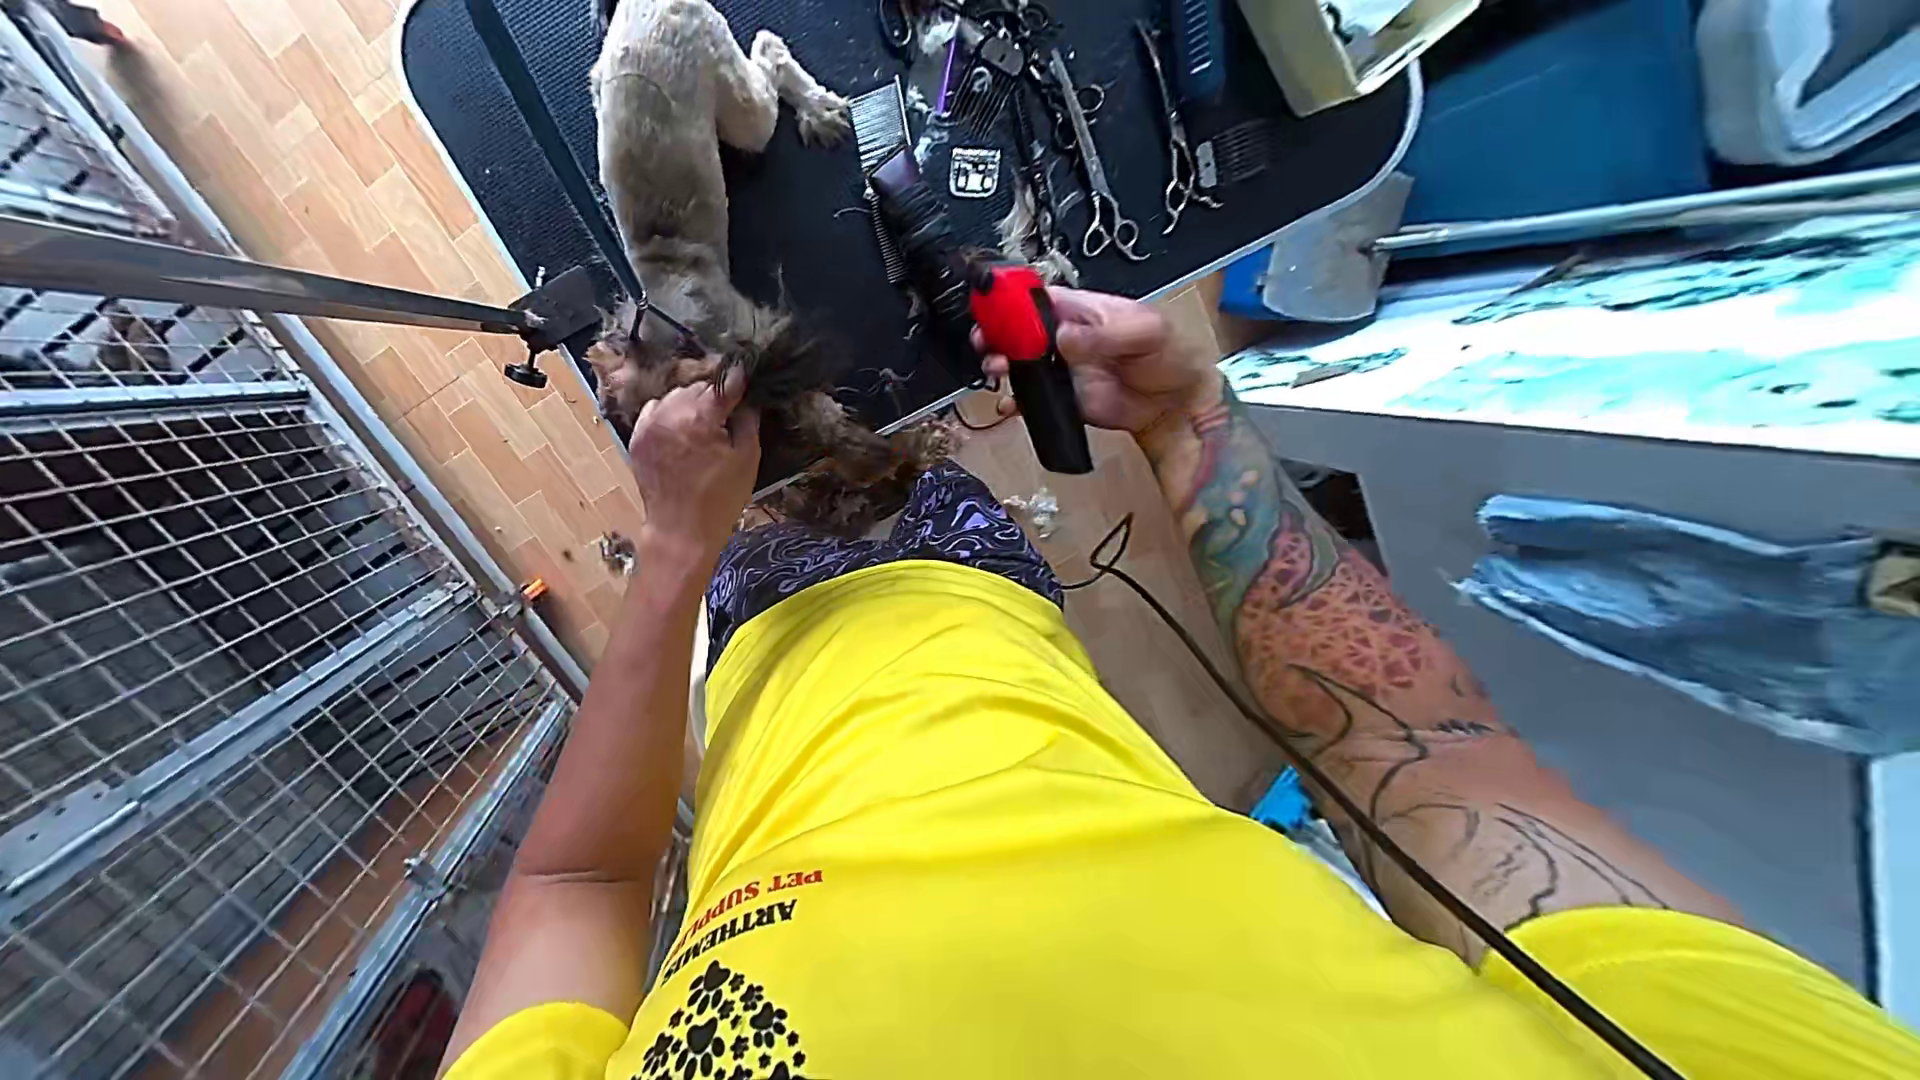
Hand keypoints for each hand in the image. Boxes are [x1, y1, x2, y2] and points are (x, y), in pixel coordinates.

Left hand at [628, 369, 760, 568]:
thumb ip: (747, 421)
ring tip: (704, 427)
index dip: (738, 380)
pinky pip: (656, 411)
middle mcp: (670, 414)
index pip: (723, 384)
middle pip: (698, 388)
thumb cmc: (721, 498)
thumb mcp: (747, 459)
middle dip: (714, 398)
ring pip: (676, 397)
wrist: (681, 529)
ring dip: (692, 405)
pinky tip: (682, 433)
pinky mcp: (637, 437)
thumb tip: (747, 399)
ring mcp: (649, 425)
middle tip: (728, 417)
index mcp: (700, 418)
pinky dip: (671, 415)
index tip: (747, 374)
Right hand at [971, 288, 1219, 435]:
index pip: (1038, 297)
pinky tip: (1009, 404)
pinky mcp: (1061, 397)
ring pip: (1019, 363)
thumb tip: (1065, 336)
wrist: (1174, 404)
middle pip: (1018, 329)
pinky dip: (1015, 401)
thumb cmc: (1168, 355)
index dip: (1013, 299)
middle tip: (986, 341)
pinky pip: (1031, 397)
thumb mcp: (1145, 332)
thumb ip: (1104, 334)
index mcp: (1082, 309)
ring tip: (997, 369)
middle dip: (997, 332)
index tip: (994, 306)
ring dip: (1000, 365)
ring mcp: (1060, 368)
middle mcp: (1065, 337)